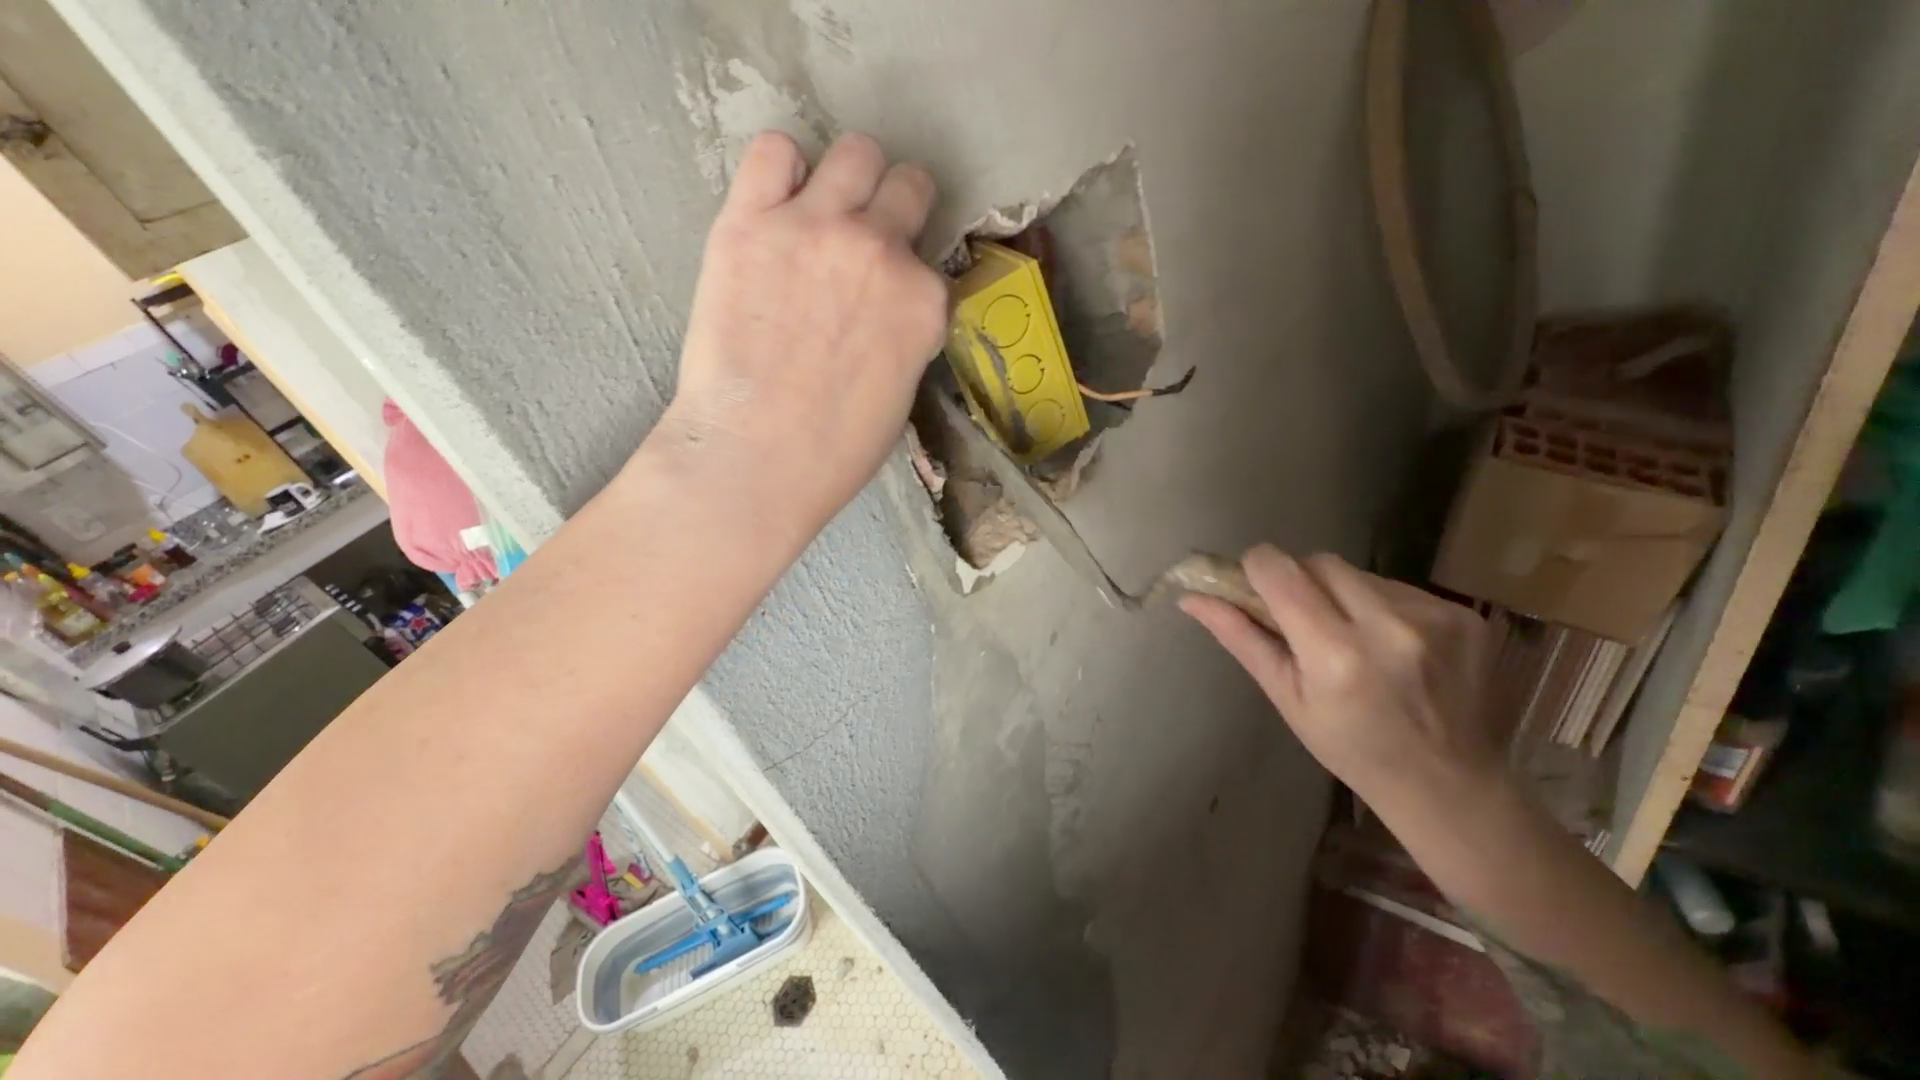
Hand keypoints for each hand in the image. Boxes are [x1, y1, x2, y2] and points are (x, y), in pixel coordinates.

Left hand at [661, 131, 948, 531]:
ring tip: (818, 215)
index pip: (929, 258)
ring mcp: (816, 227)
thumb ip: (906, 332)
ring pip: (855, 152)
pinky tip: (774, 204)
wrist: (752, 458)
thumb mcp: (901, 392)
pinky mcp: (750, 221)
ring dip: (846, 179)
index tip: (879, 300)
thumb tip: (886, 306)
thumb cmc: (833, 450)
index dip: (905, 275)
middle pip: (907, 182)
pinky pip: (775, 149)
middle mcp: (880, 249)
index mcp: (925, 300)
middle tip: (859, 245)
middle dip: (891, 210)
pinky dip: (780, 170)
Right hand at [1180, 546, 1502, 812]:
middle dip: (1301, 582)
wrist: (1449, 784)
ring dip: (1345, 595)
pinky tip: (1394, 648)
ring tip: (1356, 642)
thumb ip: (1242, 639)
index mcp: (1335, 654)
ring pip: (1361, 574)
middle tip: (1304, 623)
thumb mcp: (1287, 700)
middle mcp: (1387, 625)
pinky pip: (1401, 588)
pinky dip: (1384, 608)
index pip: (1279, 570)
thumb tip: (1191, 597)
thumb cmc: (1352, 749)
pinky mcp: (1465, 615)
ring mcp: (1434, 617)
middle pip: (1320, 562)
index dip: (1258, 571)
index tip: (1256, 590)